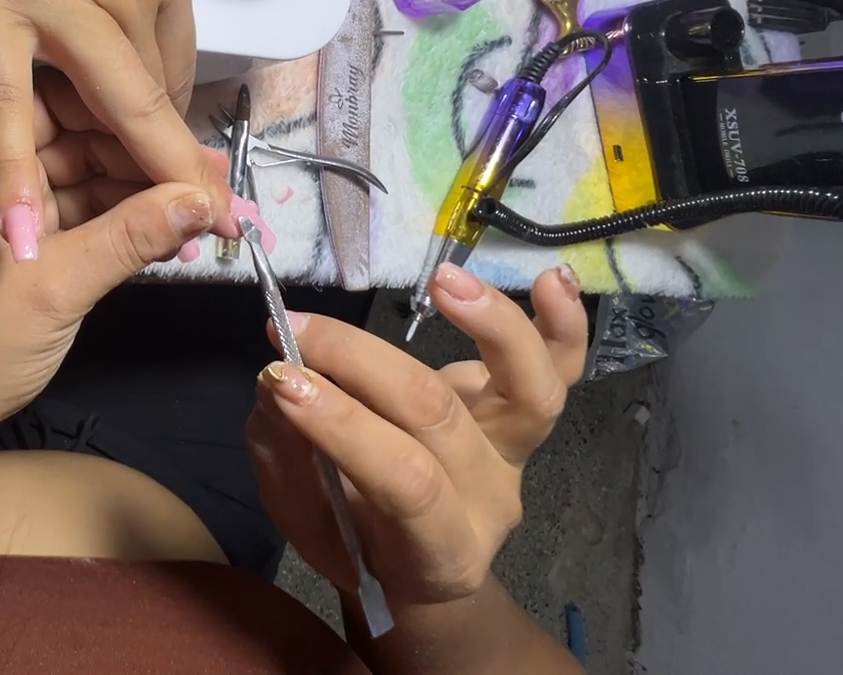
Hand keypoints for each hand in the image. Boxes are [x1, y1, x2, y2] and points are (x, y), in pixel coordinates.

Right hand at [0, 0, 318, 258]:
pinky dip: (12, 171)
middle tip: (197, 212)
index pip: (182, 49)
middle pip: (155, 88)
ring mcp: (56, 8)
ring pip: (103, 105)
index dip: (183, 98)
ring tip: (151, 237)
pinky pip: (3, 105)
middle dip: (174, 153)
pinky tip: (21, 236)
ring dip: (125, 174)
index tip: (179, 135)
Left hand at [0, 79, 218, 466]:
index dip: (125, 115)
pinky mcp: (37, 242)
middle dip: (150, 163)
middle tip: (219, 179)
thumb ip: (131, 236)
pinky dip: (134, 226)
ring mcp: (19, 208)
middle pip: (86, 144)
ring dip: (150, 197)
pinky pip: (93, 218)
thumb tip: (206, 198)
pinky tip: (178, 233)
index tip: (187, 135)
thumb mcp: (55, 287)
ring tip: (214, 209)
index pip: (61, 107)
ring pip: (96, 182)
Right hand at [246, 265, 587, 604]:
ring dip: (490, 326)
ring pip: (527, 392)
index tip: (280, 377)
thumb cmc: (350, 536)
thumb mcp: (301, 512)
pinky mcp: (521, 415)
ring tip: (442, 281)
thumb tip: (279, 379)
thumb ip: (286, 450)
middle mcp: (490, 499)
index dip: (343, 424)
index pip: (404, 478)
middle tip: (294, 326)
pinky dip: (563, 325)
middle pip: (436, 415)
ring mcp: (514, 453)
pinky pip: (561, 372)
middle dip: (357, 360)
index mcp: (436, 547)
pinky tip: (550, 279)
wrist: (418, 562)